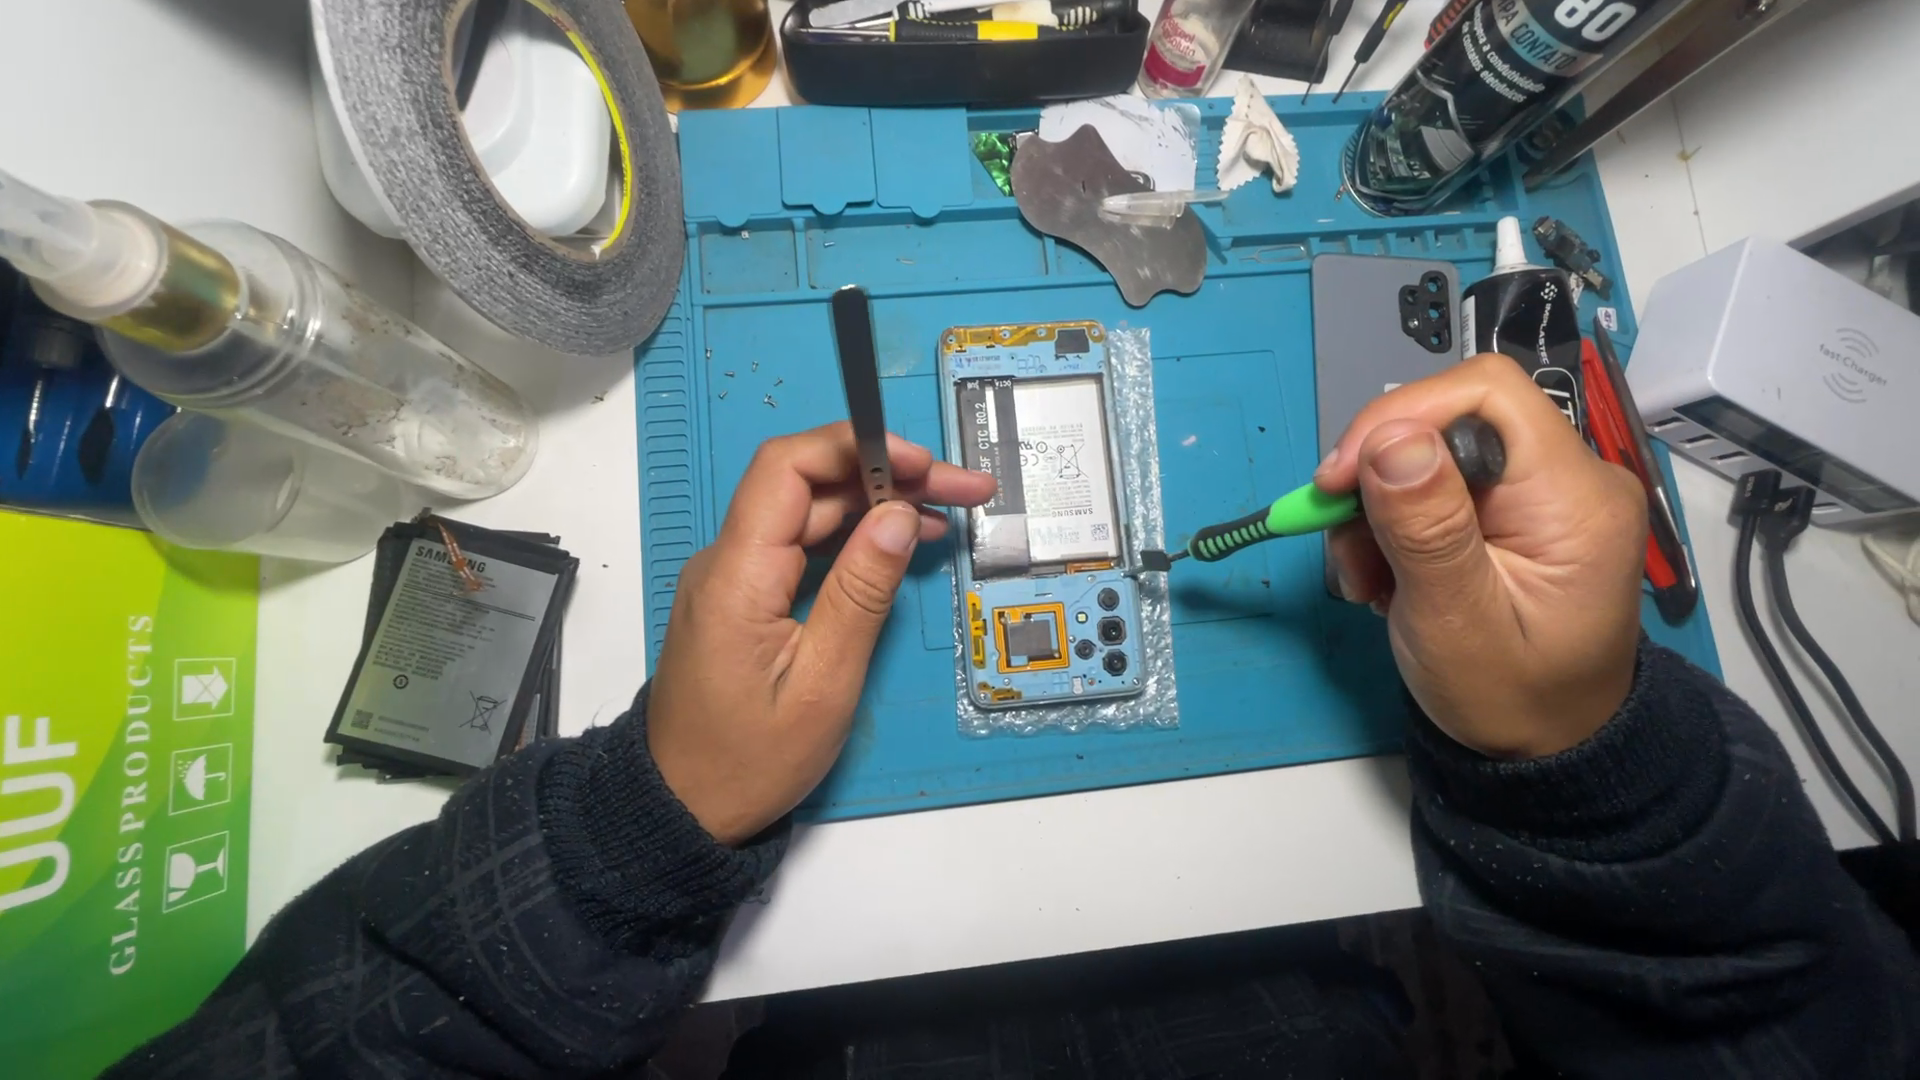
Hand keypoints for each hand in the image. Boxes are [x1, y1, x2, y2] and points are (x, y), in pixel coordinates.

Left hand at [647, 423, 996, 844]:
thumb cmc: (752, 759)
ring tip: (949, 511)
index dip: (856, 448)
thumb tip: (900, 515)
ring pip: (812, 512)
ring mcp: (737, 575)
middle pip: (810, 485)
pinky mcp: (748, 594)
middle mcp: (730, 558)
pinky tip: (903, 542)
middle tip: (964, 488)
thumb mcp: (823, 685)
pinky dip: (856, 537)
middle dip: (889, 476)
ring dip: (879, 504)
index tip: (922, 463)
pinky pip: (804, 545)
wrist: (683, 808)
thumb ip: (861, 593)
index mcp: (738, 574)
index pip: (787, 468)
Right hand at [1316, 353, 1646, 759]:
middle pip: (1443, 423)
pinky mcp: (1499, 514)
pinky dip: (1381, 528)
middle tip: (1339, 538)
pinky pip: (1422, 490)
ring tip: (1365, 581)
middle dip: (1373, 478)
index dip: (1399, 419)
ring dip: (1369, 513)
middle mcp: (1560, 478)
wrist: (1536, 746)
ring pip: (1419, 459)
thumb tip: (1388, 440)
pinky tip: (1380, 578)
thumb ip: (1426, 529)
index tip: (1335, 480)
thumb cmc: (1505, 694)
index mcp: (1572, 497)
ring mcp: (1530, 495)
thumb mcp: (1454, 620)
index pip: (1484, 395)